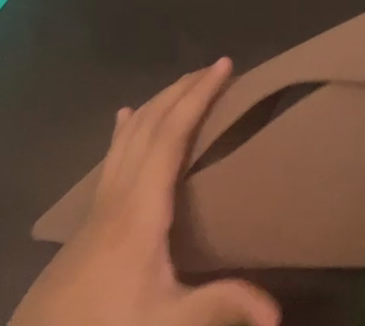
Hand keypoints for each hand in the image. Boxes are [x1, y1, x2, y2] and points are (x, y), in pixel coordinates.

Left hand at [11, 59, 278, 325]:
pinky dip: (126, 128)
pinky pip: (112, 154)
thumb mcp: (167, 320)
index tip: (223, 65)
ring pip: (128, 135)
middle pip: (149, 124)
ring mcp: (98, 205)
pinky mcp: (88, 220)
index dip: (198, 96)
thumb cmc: (106, 324)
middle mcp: (117, 194)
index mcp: (140, 208)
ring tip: (183, 85)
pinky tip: (124, 118)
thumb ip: (219, 305)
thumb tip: (277, 312)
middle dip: (182, 89)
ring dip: (157, 103)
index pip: (172, 135)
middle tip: (214, 67)